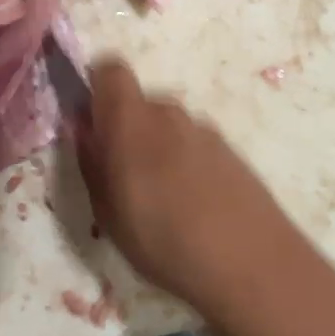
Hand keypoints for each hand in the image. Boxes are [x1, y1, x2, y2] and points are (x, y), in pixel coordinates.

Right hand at [77, 59, 306, 313]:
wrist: (253, 265)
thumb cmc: (163, 240)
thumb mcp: (107, 212)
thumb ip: (91, 161)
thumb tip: (81, 127)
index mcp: (131, 119)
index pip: (110, 69)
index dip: (98, 86)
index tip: (93, 122)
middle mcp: (169, 112)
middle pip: (140, 103)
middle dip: (128, 129)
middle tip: (124, 177)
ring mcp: (205, 130)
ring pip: (169, 127)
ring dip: (159, 150)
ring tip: (163, 201)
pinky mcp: (232, 151)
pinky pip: (195, 146)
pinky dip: (188, 165)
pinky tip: (194, 208)